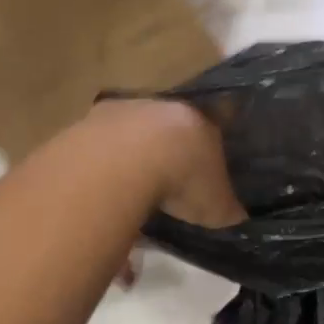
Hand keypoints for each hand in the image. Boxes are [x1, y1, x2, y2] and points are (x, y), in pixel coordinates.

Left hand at [83, 99, 246, 228]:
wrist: (126, 161)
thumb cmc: (184, 179)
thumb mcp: (216, 206)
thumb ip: (226, 208)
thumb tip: (235, 215)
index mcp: (202, 121)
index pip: (214, 124)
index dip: (209, 146)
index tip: (205, 165)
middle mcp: (164, 108)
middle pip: (170, 126)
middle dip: (168, 150)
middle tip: (167, 180)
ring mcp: (124, 111)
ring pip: (132, 131)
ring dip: (132, 155)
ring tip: (130, 189)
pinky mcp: (88, 122)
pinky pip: (99, 145)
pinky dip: (102, 165)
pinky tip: (102, 189)